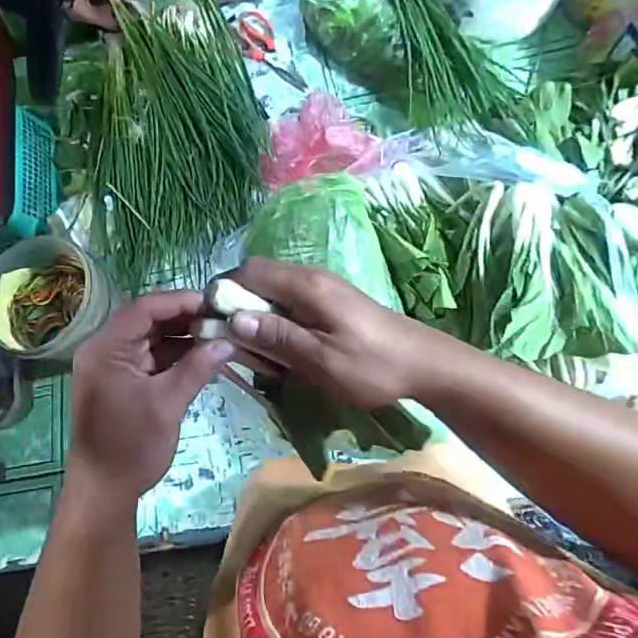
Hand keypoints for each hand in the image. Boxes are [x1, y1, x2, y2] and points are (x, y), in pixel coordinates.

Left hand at [67, 291, 231, 511]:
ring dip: (182, 336)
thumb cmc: (131, 446)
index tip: (215, 303)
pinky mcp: (121, 382)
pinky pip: (150, 358)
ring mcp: (112, 367)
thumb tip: (228, 341)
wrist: (103, 491)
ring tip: (218, 334)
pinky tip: (202, 355)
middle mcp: (105, 350)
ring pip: (150, 339)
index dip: (180, 301)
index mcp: (106, 349)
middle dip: (185, 318)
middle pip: (147, 320)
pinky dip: (174, 355)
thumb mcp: (168, 404)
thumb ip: (197, 367)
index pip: (144, 308)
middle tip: (221, 318)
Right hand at [224, 258, 450, 408]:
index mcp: (306, 285)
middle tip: (235, 343)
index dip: (223, 292)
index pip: (248, 271)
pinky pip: (290, 302)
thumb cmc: (373, 366)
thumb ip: (278, 337)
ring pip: (273, 291)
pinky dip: (277, 321)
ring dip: (258, 316)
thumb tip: (234, 319)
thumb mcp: (321, 360)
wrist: (424, 364)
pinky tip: (284, 349)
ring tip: (259, 352)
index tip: (213, 323)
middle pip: (258, 278)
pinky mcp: (331, 300)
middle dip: (238, 306)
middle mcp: (311, 277)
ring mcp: (322, 287)